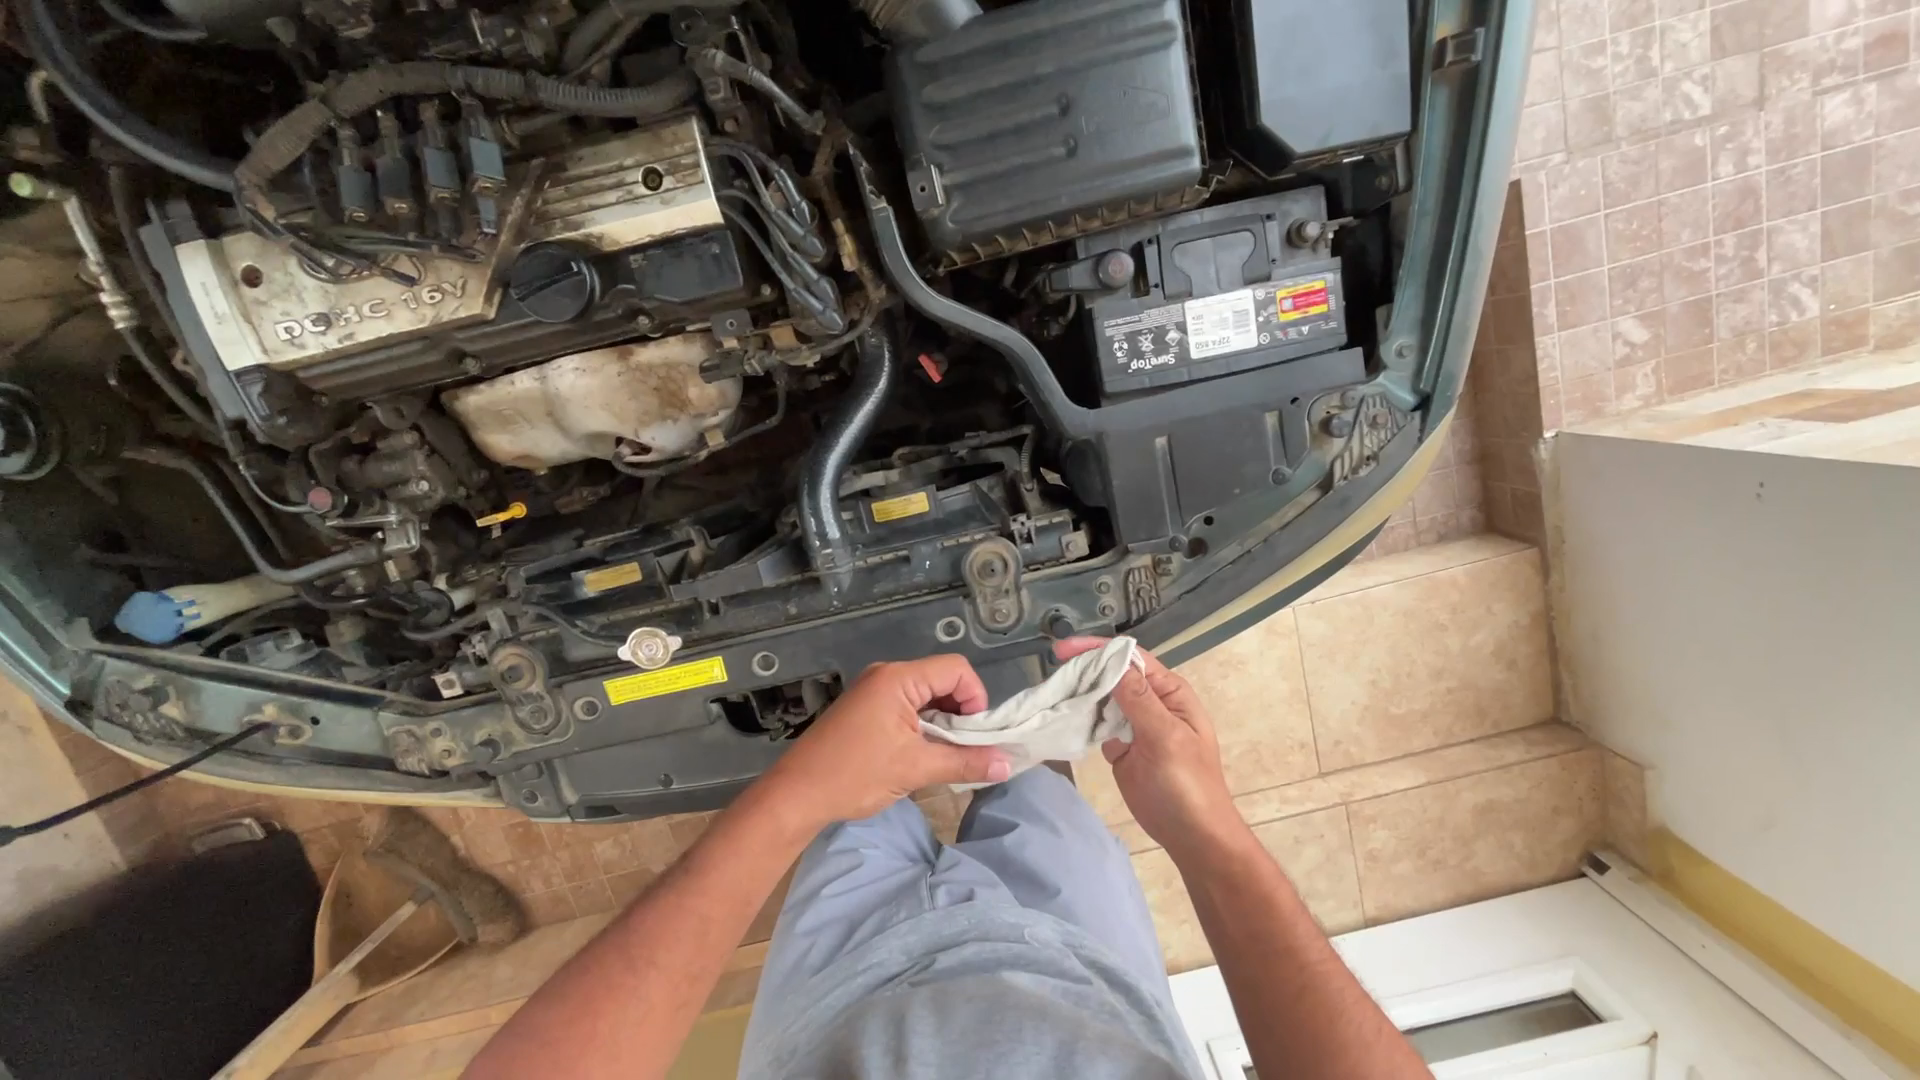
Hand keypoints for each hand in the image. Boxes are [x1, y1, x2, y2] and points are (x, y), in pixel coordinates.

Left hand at [758, 655, 1011, 827]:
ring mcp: (874, 690)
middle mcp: (886, 675)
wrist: (797, 794)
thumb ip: (965, 762)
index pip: (956, 669)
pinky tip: (922, 754)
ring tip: (944, 755)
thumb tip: (1007, 765)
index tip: (975, 735)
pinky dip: (923, 726)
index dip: (975, 698)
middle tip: (964, 749)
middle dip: (961, 713)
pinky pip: (907, 706)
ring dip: (942, 723)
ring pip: (926, 695)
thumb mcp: (915, 769)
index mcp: (898, 678)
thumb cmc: (855, 775)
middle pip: (942, 680)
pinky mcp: (866, 707)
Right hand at [1056, 637, 1242, 858]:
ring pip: (1102, 699)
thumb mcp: (1166, 738)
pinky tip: (1062, 718)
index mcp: (1169, 693)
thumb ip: (1139, 699)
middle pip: (1113, 675)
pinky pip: (1097, 725)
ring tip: (1050, 693)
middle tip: (1051, 675)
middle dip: (1084, 671)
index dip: (1098, 650)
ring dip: (1079, 695)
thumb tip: (1113, 661)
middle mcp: (1151, 702)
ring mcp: (1135, 726)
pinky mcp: (1120, 748)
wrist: (1193, 838)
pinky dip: (1081, 720)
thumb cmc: (1188, 786)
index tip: (1062, 650)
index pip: (1131, 658)